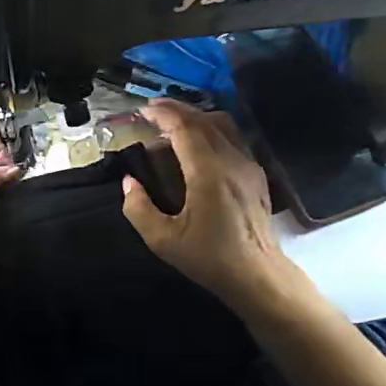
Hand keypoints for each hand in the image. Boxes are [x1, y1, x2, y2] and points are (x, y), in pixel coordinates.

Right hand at [120, 99, 311, 311]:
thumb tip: (129, 183)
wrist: (256, 275)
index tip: (144, 110)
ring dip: (197, 117)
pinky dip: (212, 130)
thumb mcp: (162, 240)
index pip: (185, 128)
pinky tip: (198, 144)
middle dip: (178, 110)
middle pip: (205, 120)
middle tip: (153, 110)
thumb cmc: (209, 258)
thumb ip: (138, 208)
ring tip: (174, 123)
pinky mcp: (256, 175)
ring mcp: (249, 166)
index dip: (163, 114)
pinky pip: (234, 139)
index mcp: (209, 173)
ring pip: (224, 125)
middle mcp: (232, 161)